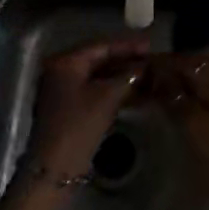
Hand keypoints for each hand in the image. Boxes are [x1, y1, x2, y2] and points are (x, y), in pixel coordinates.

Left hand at [27, 37, 149, 181]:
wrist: (57, 165)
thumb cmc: (80, 124)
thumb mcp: (108, 96)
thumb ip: (128, 75)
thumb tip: (145, 65)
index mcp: (65, 62)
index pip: (101, 46)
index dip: (128, 45)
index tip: (151, 44)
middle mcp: (60, 71)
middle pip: (98, 59)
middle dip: (125, 59)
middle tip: (151, 58)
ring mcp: (62, 89)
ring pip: (97, 75)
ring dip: (121, 74)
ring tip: (147, 73)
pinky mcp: (68, 106)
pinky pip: (94, 89)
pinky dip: (112, 88)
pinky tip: (133, 89)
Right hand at [149, 51, 208, 208]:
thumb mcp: (188, 120)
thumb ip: (172, 92)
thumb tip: (154, 74)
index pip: (191, 62)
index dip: (166, 63)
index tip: (144, 66)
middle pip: (203, 60)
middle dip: (178, 65)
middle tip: (154, 74)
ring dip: (188, 72)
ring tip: (166, 82)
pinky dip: (200, 82)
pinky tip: (185, 91)